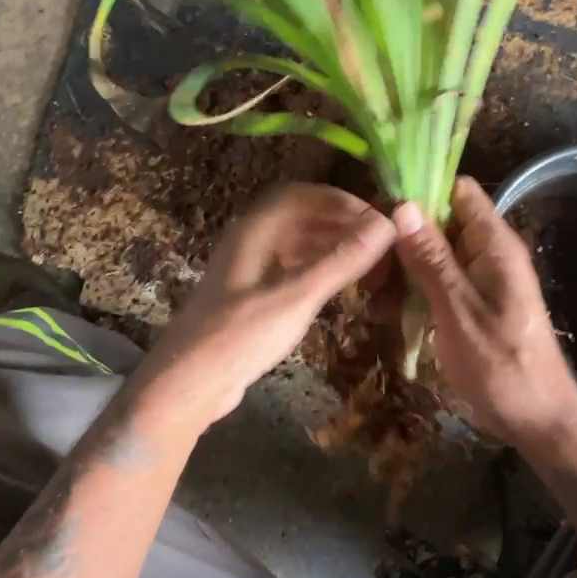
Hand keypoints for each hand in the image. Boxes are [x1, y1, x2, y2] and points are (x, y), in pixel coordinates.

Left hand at [143, 184, 395, 422]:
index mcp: (255, 230)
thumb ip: (341, 260)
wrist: (190, 382)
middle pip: (300, 217)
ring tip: (367, 262)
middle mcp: (249, 241)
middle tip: (378, 243)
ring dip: (329, 246)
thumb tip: (386, 224)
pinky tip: (337, 286)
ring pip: (295, 244)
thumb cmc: (242, 334)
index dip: (341, 201)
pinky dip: (316, 268)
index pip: (302, 195)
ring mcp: (247, 269)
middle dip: (340, 224)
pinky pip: (288, 268)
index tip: (376, 218)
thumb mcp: (297, 296)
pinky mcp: (249, 295)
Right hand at [393, 176, 576, 444]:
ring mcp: (484, 280)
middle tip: (369, 255)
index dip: (422, 190)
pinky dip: (417, 286)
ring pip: (438, 252)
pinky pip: (443, 280)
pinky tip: (389, 305)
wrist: (539, 421)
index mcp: (495, 246)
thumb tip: (403, 205)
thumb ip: (432, 259)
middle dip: (407, 230)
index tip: (381, 206)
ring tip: (372, 284)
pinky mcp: (476, 304)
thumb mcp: (458, 311)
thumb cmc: (502, 367)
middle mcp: (491, 255)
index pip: (460, 191)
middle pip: (444, 220)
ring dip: (407, 263)